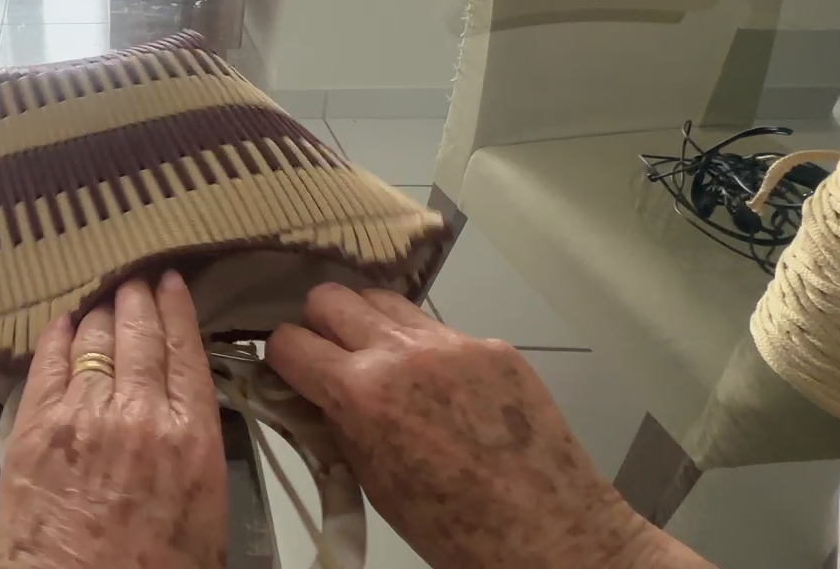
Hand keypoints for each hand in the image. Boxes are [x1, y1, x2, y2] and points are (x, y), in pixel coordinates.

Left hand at [0, 271, 227, 568]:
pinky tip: (64, 321)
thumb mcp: (200, 519)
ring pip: (96, 339)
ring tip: (104, 294)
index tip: (171, 282)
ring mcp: (84, 413)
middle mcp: (139, 413)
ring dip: (102, 311)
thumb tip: (179, 410)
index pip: (185, 351)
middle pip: (139, 334)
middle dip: (137, 298)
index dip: (177, 309)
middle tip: (135, 278)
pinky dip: (58, 334)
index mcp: (189, 440)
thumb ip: (190, 452)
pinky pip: (50, 361)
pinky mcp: (38, 424)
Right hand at [266, 284, 710, 568]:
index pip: (287, 340)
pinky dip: (424, 347)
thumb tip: (307, 387)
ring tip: (385, 359)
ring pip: (378, 298)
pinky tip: (444, 384)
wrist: (557, 541)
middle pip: (326, 297)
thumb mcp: (371, 479)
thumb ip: (334, 419)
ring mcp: (448, 343)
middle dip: (319, 325)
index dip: (282, 356)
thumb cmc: (454, 529)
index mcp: (360, 394)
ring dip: (368, 323)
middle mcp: (398, 355)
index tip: (291, 369)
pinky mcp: (490, 344)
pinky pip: (434, 326)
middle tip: (332, 354)